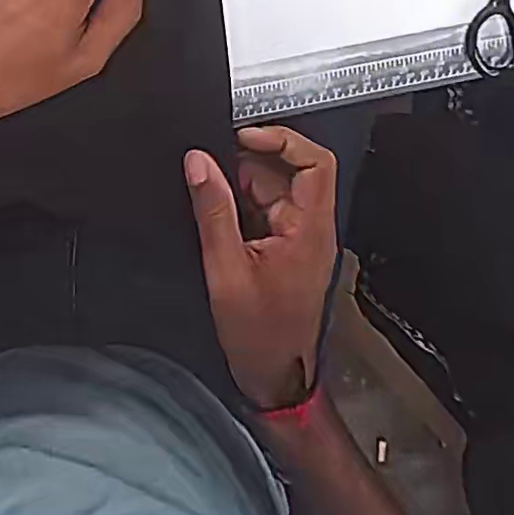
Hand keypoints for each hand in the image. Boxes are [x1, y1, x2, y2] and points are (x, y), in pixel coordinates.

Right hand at [185, 126, 338, 408]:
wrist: (275, 379)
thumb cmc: (260, 336)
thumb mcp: (226, 270)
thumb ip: (213, 210)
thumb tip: (198, 162)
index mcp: (308, 229)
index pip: (315, 162)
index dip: (282, 139)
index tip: (243, 136)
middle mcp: (309, 227)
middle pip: (285, 171)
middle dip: (244, 166)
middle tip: (209, 177)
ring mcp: (298, 236)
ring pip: (270, 188)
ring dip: (238, 187)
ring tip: (210, 206)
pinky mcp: (285, 245)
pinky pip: (262, 208)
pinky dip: (238, 205)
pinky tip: (218, 222)